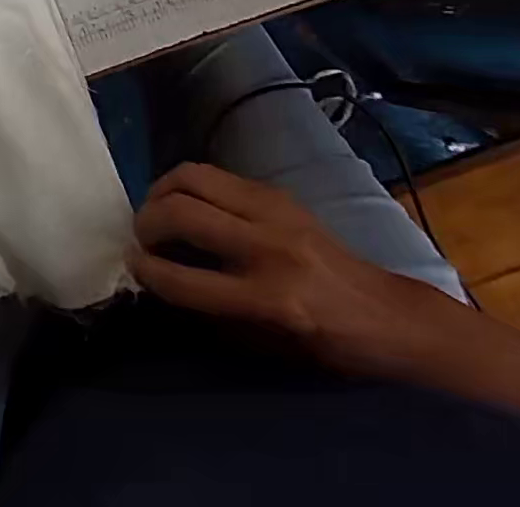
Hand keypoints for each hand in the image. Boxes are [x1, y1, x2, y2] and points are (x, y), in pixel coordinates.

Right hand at [130, 163, 455, 370]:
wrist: (387, 313)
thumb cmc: (328, 344)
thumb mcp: (268, 343)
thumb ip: (212, 308)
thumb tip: (161, 274)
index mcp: (270, 298)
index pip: (185, 279)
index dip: (147, 270)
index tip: (132, 263)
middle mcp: (269, 247)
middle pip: (183, 210)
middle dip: (148, 219)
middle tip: (141, 235)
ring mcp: (275, 210)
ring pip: (195, 176)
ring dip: (163, 191)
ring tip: (158, 210)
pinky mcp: (278, 192)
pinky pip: (217, 176)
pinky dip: (190, 186)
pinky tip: (189, 203)